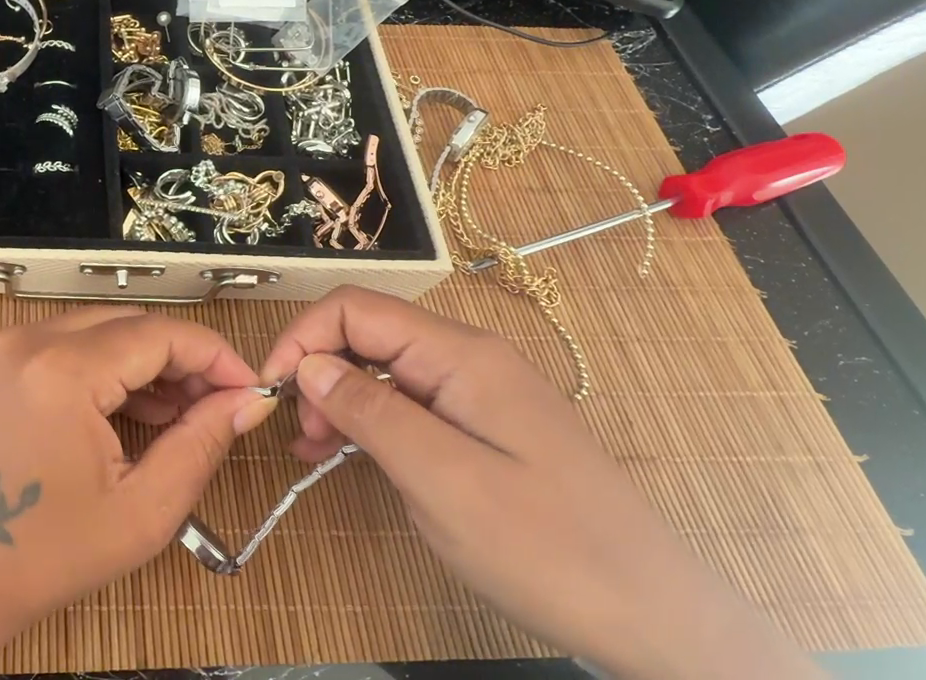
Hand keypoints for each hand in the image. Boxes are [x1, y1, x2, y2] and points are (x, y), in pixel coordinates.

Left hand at [0, 305, 276, 634]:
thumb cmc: (41, 555)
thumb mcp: (141, 510)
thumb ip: (200, 444)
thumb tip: (246, 402)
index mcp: (61, 370)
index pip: (160, 333)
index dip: (214, 356)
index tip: (249, 389)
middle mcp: (28, 341)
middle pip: (131, 323)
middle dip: (184, 357)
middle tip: (222, 403)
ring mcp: (7, 348)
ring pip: (101, 329)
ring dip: (148, 362)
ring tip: (187, 412)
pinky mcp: (0, 363)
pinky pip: (70, 345)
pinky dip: (110, 367)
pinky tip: (140, 408)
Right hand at [261, 287, 823, 679]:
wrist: (654, 615)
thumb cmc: (546, 547)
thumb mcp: (442, 480)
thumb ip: (371, 413)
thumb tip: (308, 365)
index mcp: (461, 354)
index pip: (355, 309)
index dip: (302, 338)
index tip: (271, 391)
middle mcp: (468, 358)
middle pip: (368, 335)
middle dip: (318, 371)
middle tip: (297, 436)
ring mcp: (479, 392)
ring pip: (384, 370)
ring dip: (340, 400)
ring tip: (315, 451)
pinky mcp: (483, 426)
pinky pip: (410, 404)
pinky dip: (371, 422)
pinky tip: (351, 454)